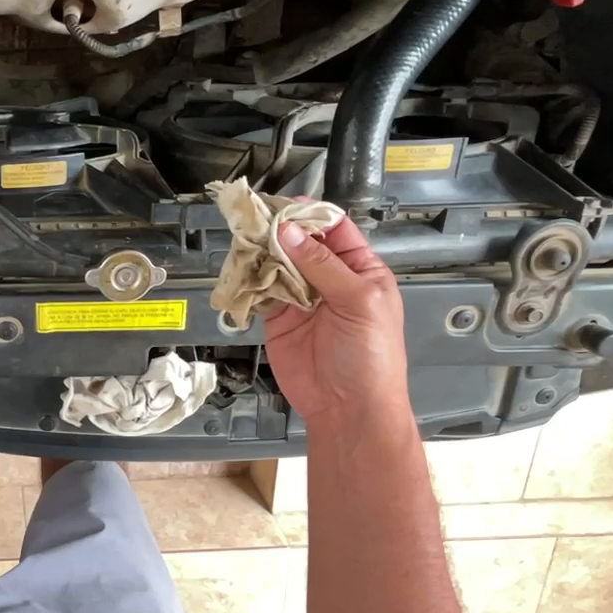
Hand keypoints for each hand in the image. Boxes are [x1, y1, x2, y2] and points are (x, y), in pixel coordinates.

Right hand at [262, 213, 409, 431]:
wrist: (348, 407)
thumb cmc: (371, 358)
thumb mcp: (358, 302)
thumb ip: (322, 266)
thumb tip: (290, 233)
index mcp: (360, 270)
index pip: (333, 229)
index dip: (309, 215)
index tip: (282, 205)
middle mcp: (329, 279)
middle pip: (299, 243)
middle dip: (278, 232)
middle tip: (254, 220)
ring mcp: (301, 298)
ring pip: (276, 264)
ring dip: (260, 254)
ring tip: (243, 243)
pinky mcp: (277, 318)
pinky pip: (260, 291)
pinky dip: (248, 281)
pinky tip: (241, 271)